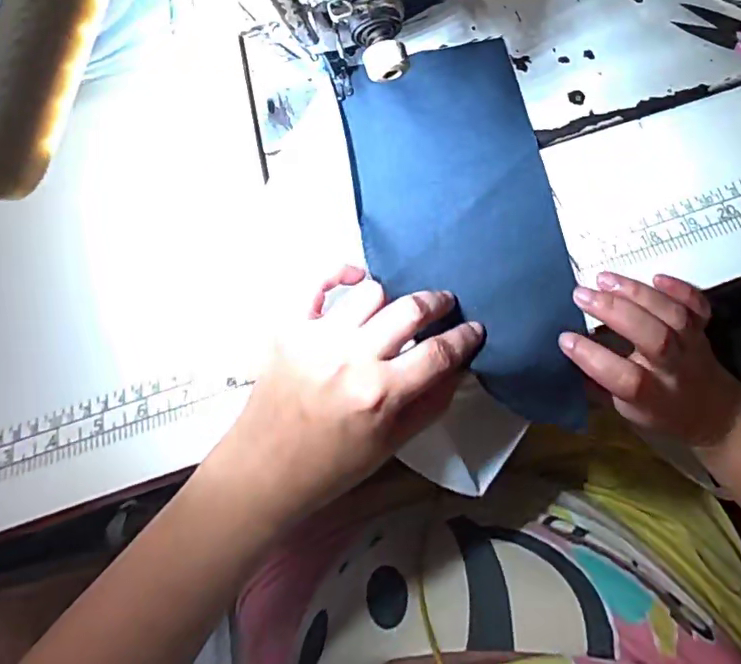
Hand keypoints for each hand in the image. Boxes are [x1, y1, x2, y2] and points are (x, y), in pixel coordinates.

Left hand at [201, 266, 483, 527]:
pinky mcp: (289, 327)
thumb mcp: (392, 444)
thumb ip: (430, 402)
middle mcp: (351, 358)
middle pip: (409, 310)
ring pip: (371, 292)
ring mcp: (317, 337)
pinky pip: (317, 282)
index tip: (473, 328)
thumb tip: (457, 366)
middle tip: (444, 304)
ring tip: (394, 309)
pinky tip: (356, 277)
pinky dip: (340, 272)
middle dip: (437, 303)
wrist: (267, 468)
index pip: (437, 352)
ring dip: (391, 298)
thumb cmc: (332, 465)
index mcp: (380, 394)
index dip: (464, 337)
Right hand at [557, 272, 740, 448]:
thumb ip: (596, 383)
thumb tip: (560, 354)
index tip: (565, 338)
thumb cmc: (658, 411)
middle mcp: (676, 370)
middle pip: (655, 338)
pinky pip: (698, 307)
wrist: (713, 414)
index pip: (627, 378)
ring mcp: (693, 347)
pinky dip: (681, 289)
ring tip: (603, 279)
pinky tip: (656, 277)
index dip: (594, 357)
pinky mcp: (703, 329)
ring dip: (637, 293)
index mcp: (653, 398)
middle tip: (580, 294)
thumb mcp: (625, 410)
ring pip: (673, 316)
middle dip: (615, 312)